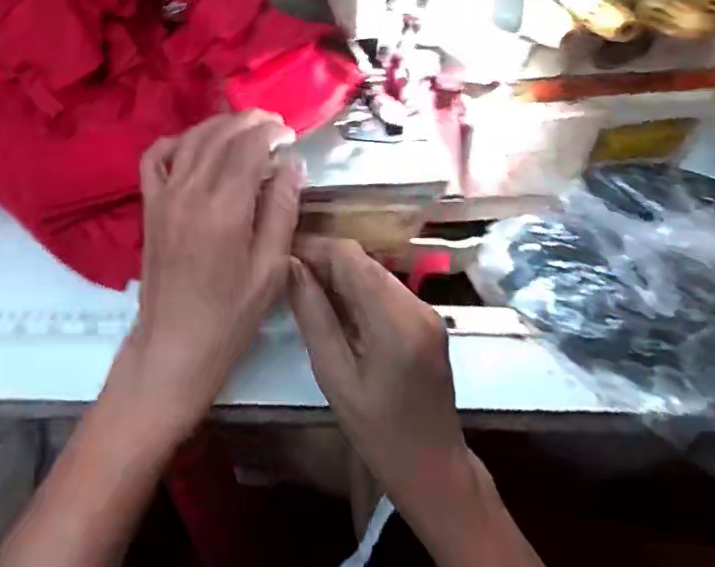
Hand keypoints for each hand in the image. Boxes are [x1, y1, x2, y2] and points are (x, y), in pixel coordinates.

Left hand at [107, 111, 300, 435]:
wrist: (174, 345)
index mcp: (224, 209)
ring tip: (243, 127)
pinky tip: (194, 144)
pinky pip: (155, 158)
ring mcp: (164, 196)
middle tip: (273, 124)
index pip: (247, 147)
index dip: (270, 132)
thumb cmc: (230, 316)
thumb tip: (291, 165)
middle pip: (220, 136)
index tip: (289, 133)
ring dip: (219, 125)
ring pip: (191, 140)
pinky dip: (175, 142)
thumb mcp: (270, 269)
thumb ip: (281, 211)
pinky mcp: (149, 205)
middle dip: (249, 122)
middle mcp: (190, 192)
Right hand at [292, 238, 542, 566]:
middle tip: (286, 271)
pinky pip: (385, 288)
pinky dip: (356, 288)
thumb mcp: (334, 375)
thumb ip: (313, 315)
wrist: (433, 468)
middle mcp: (416, 305)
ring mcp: (425, 310)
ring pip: (373, 270)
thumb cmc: (378, 431)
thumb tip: (291, 266)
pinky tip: (334, 305)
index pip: (349, 256)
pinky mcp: (426, 319)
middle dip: (323, 259)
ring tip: (303, 287)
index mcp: (395, 320)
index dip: (313, 246)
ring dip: (338, 273)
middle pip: (363, 259)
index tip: (281, 252)